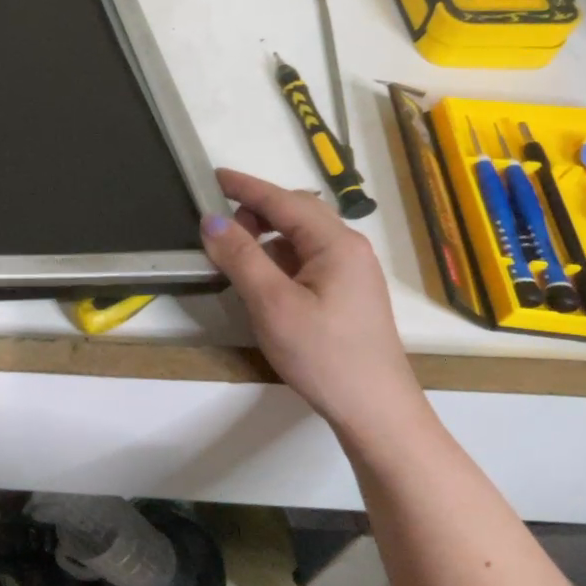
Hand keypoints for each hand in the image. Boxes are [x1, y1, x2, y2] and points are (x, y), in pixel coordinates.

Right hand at [199, 169, 427, 435]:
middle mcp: (348, 249)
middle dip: (255, 211)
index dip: (246, 187)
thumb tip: (210, 220)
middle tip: (217, 227)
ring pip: (300, 238)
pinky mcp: (345, 294)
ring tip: (232, 257)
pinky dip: (277, 259)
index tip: (212, 176)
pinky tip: (258, 281)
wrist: (374, 409)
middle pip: (296, 213)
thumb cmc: (323, 354)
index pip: (284, 201)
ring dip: (264, 237)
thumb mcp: (271, 304)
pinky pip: (305, 260)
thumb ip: (240, 257)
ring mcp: (350, 273)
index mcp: (336, 244)